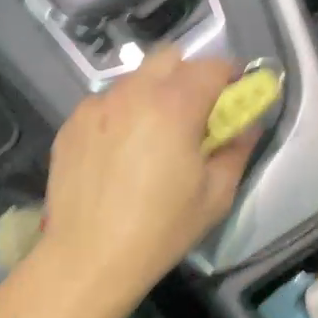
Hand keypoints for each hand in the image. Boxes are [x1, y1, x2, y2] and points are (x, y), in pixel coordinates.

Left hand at [33, 48, 257, 309]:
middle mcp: (131, 93)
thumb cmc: (160, 231)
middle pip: (169, 60)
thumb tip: (247, 125)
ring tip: (153, 140)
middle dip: (190, 77)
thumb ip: (236, 150)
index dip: (231, 78)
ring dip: (153, 97)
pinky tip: (119, 156)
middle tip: (197, 116)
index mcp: (173, 106)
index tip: (236, 98)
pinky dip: (120, 118)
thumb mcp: (215, 197)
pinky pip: (104, 106)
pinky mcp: (70, 126)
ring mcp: (95, 107)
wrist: (89, 258)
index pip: (212, 67)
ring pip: (133, 82)